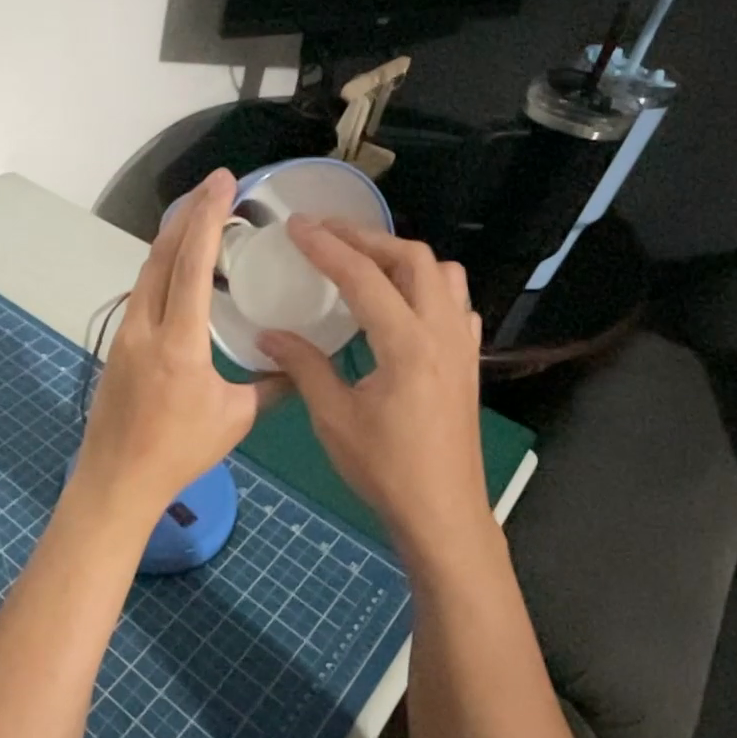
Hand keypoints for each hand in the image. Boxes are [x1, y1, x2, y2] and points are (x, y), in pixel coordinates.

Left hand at [73, 169, 281, 518]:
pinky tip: (181, 276)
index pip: (190, 263)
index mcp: (177, 341)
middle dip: (187, 215)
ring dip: (171, 241)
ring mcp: (124, 335)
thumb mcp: (235, 419)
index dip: (206, 217)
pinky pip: (141, 295)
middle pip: (160, 255)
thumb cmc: (178, 452)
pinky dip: (161, 272)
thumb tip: (301, 366)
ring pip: (145, 273)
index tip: (222, 181)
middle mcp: (143, 327)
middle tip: (215, 189)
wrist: (117, 479)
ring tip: (200, 221)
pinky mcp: (116, 347)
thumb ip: (271, 387)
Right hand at [258, 217, 490, 559]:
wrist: (441, 511)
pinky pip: (454, 303)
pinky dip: (426, 286)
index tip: (296, 226)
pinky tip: (401, 304)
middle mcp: (441, 332)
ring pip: (442, 274)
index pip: (363, 277)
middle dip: (366, 238)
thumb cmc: (384, 469)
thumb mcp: (332, 418)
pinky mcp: (466, 361)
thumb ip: (304, 368)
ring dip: (401, 257)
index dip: (326, 246)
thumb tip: (269, 335)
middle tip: (326, 234)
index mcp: (405, 344)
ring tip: (363, 261)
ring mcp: (460, 345)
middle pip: (411, 258)